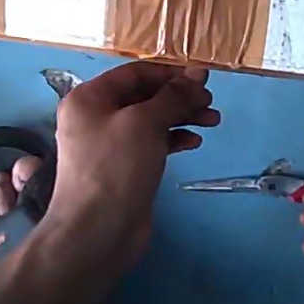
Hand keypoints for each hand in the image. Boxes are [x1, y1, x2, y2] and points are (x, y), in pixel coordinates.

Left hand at [46, 62, 219, 263]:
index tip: (203, 80)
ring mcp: (109, 143)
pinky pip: (152, 142)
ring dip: (183, 117)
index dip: (171, 73)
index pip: (136, 73)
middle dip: (180, 97)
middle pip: (145, 95)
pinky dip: (173, 138)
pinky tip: (194, 142)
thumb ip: (174, 95)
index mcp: (90, 98)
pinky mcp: (124, 166)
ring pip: (152, 119)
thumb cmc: (117, 167)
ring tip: (213, 122)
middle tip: (210, 104)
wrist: (98, 231)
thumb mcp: (146, 122)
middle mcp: (96, 116)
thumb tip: (198, 73)